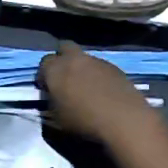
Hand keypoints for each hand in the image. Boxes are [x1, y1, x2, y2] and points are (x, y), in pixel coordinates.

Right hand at [37, 42, 161, 144]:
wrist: (123, 119)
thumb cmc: (83, 121)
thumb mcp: (57, 119)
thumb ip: (51, 103)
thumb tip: (53, 97)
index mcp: (56, 69)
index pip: (43, 63)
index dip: (44, 75)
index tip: (47, 88)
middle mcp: (75, 59)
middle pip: (64, 47)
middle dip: (62, 59)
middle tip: (64, 79)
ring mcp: (97, 60)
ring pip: (84, 58)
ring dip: (82, 68)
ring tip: (87, 88)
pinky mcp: (115, 67)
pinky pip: (100, 67)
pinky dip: (98, 75)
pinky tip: (102, 91)